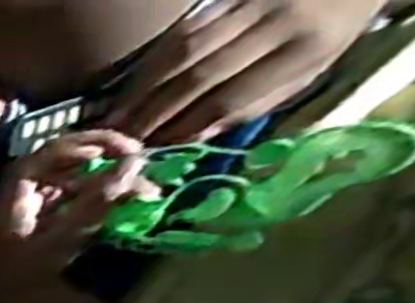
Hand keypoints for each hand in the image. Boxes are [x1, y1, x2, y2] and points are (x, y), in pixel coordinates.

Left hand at [0, 131, 160, 302]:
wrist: (21, 300)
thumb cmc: (36, 270)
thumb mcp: (68, 235)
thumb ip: (99, 199)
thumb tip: (133, 162)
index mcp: (10, 203)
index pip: (35, 159)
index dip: (68, 148)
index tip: (101, 152)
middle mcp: (17, 199)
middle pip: (57, 161)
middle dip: (98, 153)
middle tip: (134, 154)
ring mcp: (33, 205)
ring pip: (72, 176)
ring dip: (109, 175)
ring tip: (144, 186)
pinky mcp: (48, 214)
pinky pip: (76, 191)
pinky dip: (103, 189)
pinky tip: (134, 194)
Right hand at [107, 0, 381, 143]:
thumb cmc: (324, 37)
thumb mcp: (303, 77)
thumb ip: (249, 107)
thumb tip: (189, 138)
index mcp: (304, 51)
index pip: (227, 100)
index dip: (182, 130)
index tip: (149, 152)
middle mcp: (280, 23)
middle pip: (198, 78)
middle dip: (152, 115)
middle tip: (117, 141)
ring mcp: (254, 4)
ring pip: (182, 54)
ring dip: (140, 91)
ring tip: (113, 119)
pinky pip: (181, 32)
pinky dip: (149, 64)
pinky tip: (130, 88)